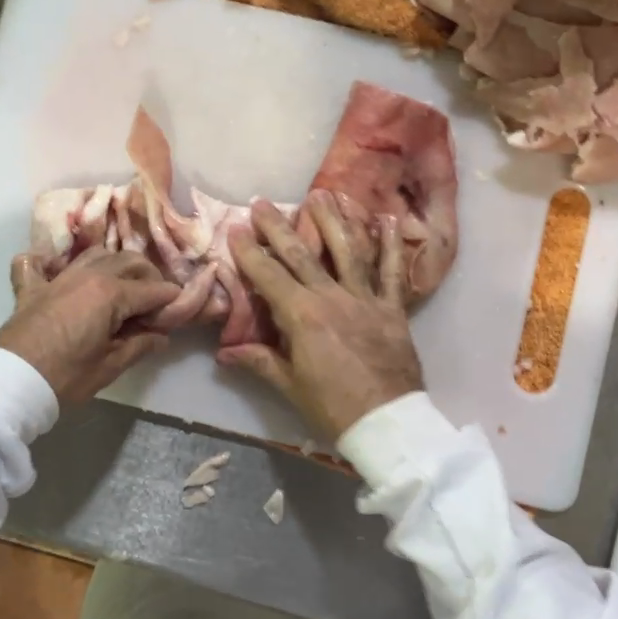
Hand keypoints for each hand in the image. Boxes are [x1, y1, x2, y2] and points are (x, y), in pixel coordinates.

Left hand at [0, 248, 182, 403]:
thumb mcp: (110, 366)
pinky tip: (56, 273)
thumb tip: (161, 336)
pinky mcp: (31, 288)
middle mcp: (87, 275)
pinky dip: (47, 263)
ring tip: (120, 288)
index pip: (154, 290)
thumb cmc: (65, 377)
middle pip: (129, 262)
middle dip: (149, 277)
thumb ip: (139, 346)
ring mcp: (57, 277)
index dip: (171, 301)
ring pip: (95, 255)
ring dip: (113, 265)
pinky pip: (37, 263)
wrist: (10, 383)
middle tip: (154, 304)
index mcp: (111, 293)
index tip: (179, 313)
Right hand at [219, 191, 424, 440]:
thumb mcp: (289, 386)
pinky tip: (386, 219)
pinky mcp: (393, 309)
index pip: (269, 276)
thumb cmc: (333, 408)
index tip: (237, 228)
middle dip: (279, 227)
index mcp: (302, 316)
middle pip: (302, 255)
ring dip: (333, 220)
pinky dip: (390, 245)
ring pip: (347, 251)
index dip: (250, 252)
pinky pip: (391, 271)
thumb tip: (224, 352)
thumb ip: (259, 361)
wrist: (387, 424)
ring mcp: (365, 299)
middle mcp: (332, 297)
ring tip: (322, 194)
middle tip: (264, 203)